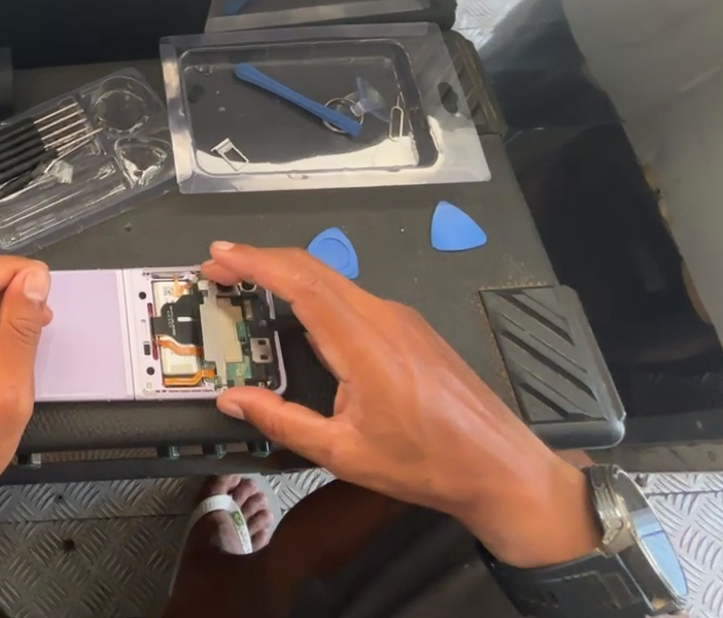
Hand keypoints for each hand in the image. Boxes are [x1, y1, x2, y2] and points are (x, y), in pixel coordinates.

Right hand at [205, 242, 599, 567]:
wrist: (505, 469)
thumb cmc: (425, 464)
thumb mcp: (344, 453)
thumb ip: (282, 421)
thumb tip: (230, 399)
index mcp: (362, 342)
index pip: (300, 283)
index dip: (255, 262)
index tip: (218, 253)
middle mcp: (380, 315)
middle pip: (311, 268)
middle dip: (259, 258)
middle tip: (217, 264)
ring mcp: (398, 316)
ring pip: (331, 277)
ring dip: (284, 271)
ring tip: (247, 281)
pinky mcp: (408, 325)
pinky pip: (349, 293)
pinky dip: (310, 287)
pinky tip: (297, 309)